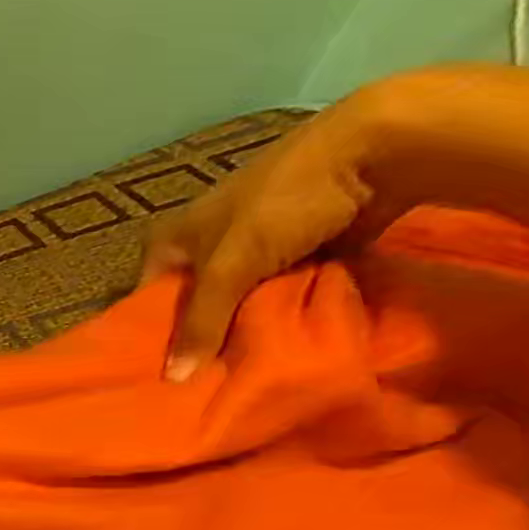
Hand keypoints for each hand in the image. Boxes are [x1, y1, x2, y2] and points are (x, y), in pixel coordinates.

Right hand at [144, 91, 405, 379]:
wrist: (380, 149)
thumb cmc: (280, 203)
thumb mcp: (230, 268)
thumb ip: (201, 324)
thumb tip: (173, 380)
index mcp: (169, 242)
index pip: (148, 302)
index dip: (154, 338)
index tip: (163, 376)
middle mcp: (201, 244)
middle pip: (192, 306)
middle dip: (202, 338)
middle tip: (204, 381)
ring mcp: (248, 246)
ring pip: (235, 302)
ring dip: (243, 329)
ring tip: (241, 368)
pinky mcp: (291, 250)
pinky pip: (274, 293)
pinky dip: (278, 314)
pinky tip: (279, 340)